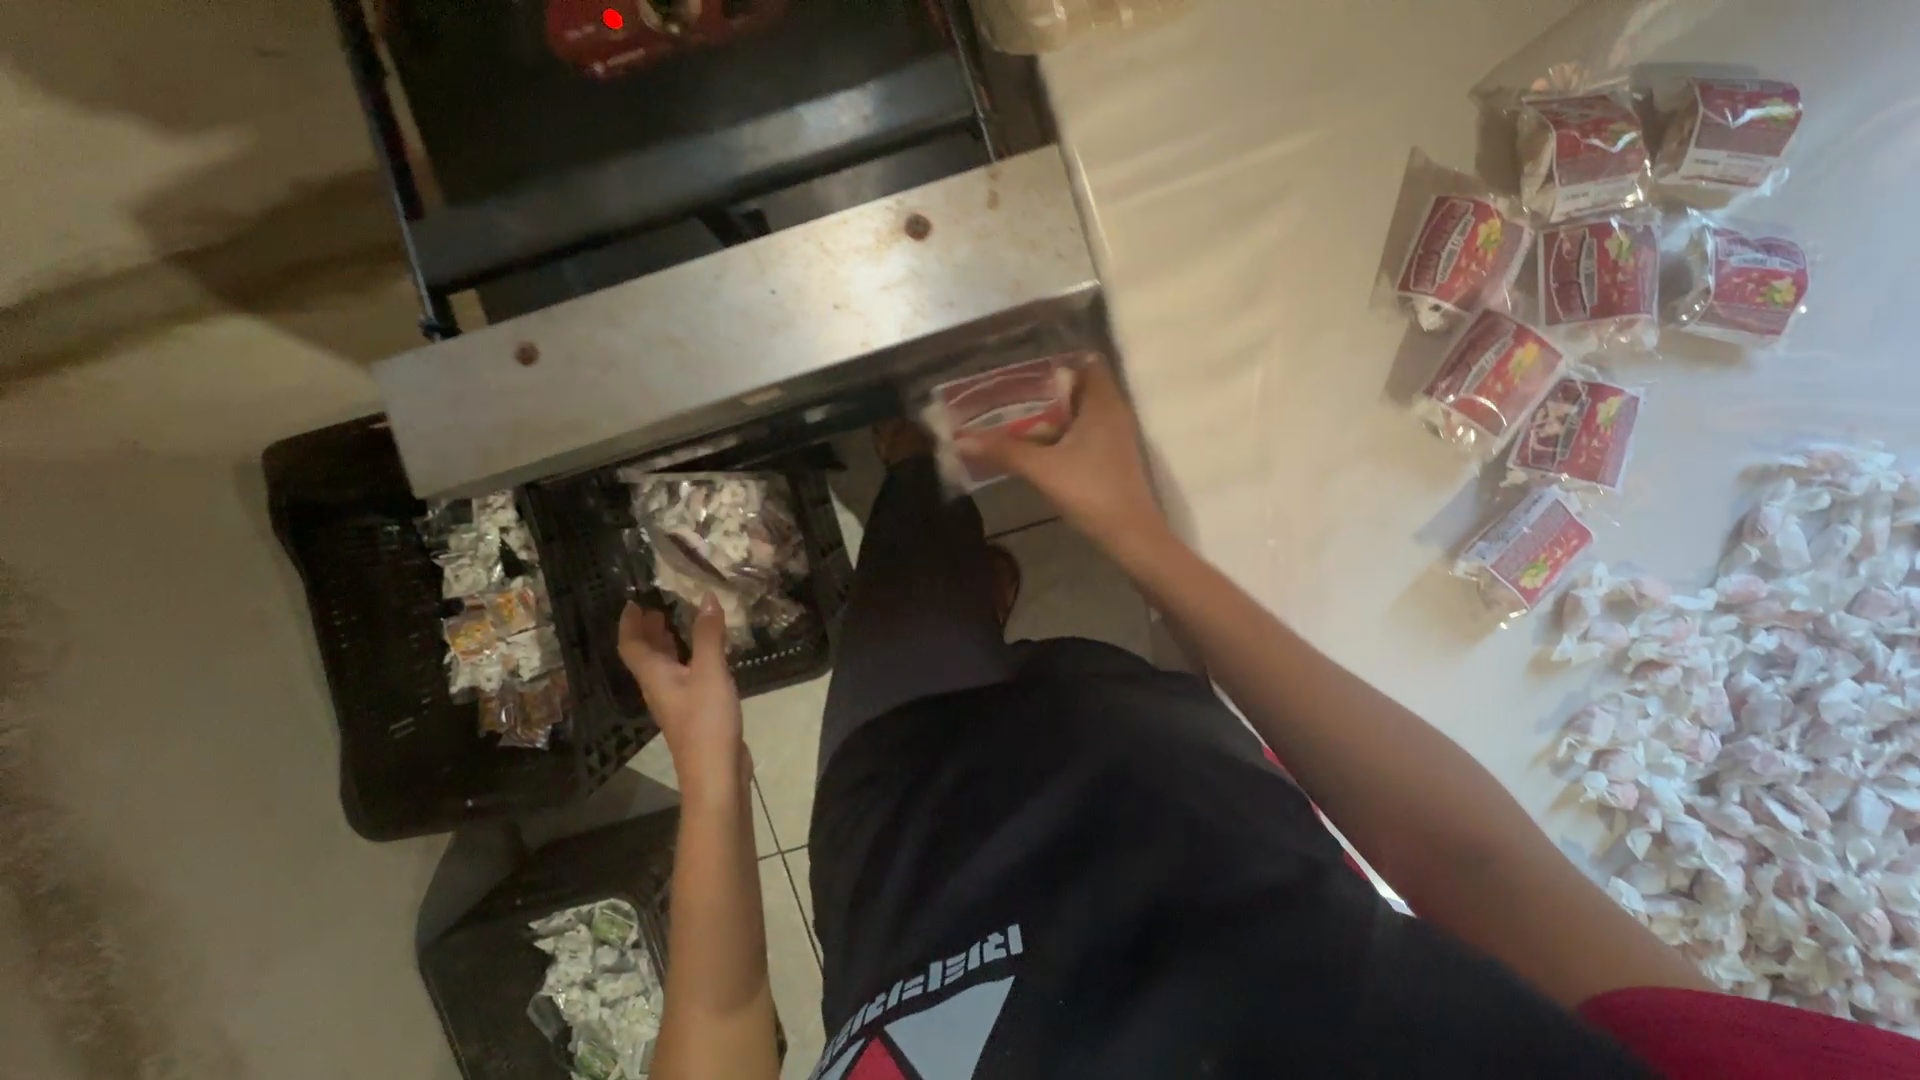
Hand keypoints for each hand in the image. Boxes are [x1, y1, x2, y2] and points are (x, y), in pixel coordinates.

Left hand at [618, 596, 746, 798]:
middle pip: (645, 656)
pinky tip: (704, 657)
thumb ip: (708, 635)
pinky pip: (682, 677)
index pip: (631, 645)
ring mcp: (675, 702)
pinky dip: (686, 660)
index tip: (634, 601)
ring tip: (677, 624)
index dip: (629, 623)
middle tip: (657, 607)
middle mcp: (659, 688)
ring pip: (663, 667)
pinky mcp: (693, 713)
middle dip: (647, 631)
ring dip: (665, 644)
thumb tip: (708, 597)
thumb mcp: (710, 672)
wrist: (715, 772)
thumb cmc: (706, 720)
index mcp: (654, 676)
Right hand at [959, 358, 1168, 556]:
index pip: (1087, 363)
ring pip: (1080, 416)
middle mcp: (1113, 413)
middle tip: (1009, 401)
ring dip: (1051, 419)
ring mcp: (1116, 438)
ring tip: (1014, 425)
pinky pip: (1084, 436)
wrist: (1130, 535)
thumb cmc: (1091, 491)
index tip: (1025, 377)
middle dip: (1045, 394)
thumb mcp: (1042, 469)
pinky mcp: (1112, 459)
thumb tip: (960, 439)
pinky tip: (1036, 452)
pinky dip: (1061, 438)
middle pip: (1078, 390)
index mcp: (1103, 403)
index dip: (1057, 366)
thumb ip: (1003, 450)